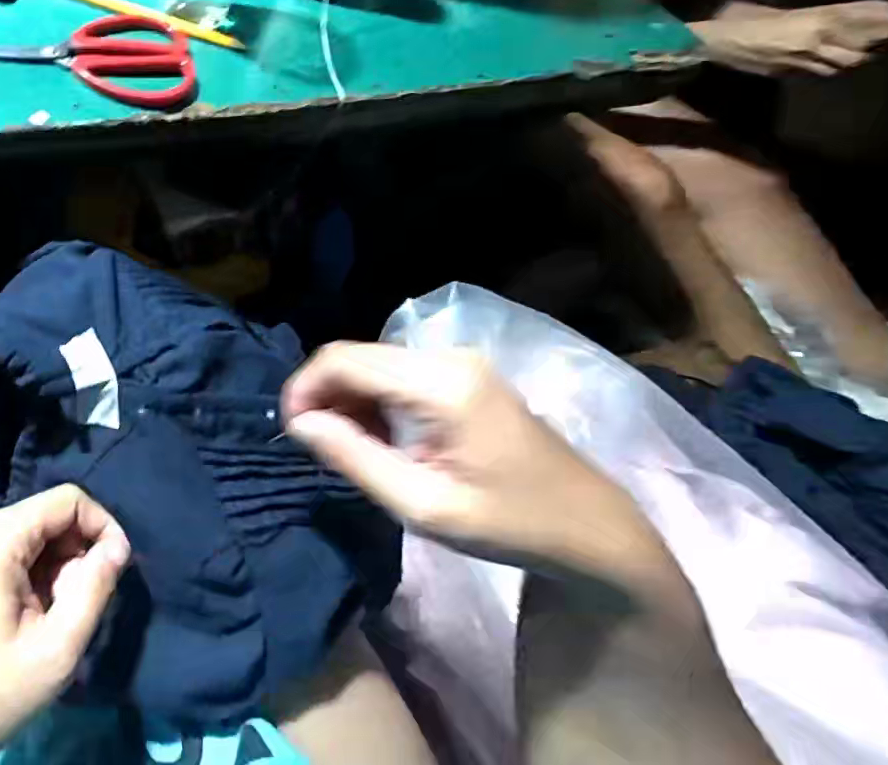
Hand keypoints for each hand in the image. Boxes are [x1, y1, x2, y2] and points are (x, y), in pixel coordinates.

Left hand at [0, 485, 130, 764]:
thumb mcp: (55, 649)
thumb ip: (93, 589)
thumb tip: (119, 546)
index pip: (67, 498)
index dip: (102, 526)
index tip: (119, 569)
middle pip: (50, 515)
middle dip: (78, 554)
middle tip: (79, 607)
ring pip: (35, 534)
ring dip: (59, 569)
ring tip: (54, 619)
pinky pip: (15, 549)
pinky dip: (37, 574)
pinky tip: (33, 616)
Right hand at [282, 344, 662, 584]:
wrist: (595, 531)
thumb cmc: (511, 524)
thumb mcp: (423, 506)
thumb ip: (353, 457)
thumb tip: (297, 422)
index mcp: (441, 384)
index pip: (341, 360)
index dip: (303, 387)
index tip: (292, 429)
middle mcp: (446, 357)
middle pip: (352, 356)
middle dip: (321, 394)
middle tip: (318, 442)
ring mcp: (456, 360)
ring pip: (367, 362)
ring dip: (344, 398)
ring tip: (351, 445)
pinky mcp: (460, 371)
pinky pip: (390, 371)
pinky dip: (369, 397)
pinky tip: (379, 434)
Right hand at [694, 0, 887, 76]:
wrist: (703, 42)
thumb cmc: (737, 21)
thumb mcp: (780, 12)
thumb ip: (815, 16)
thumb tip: (851, 18)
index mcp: (815, 20)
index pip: (866, 18)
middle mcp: (813, 40)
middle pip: (861, 46)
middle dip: (873, 43)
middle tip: (885, 39)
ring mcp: (796, 59)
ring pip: (841, 63)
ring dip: (849, 58)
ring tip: (851, 53)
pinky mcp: (780, 71)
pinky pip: (814, 70)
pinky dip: (824, 67)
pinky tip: (821, 63)